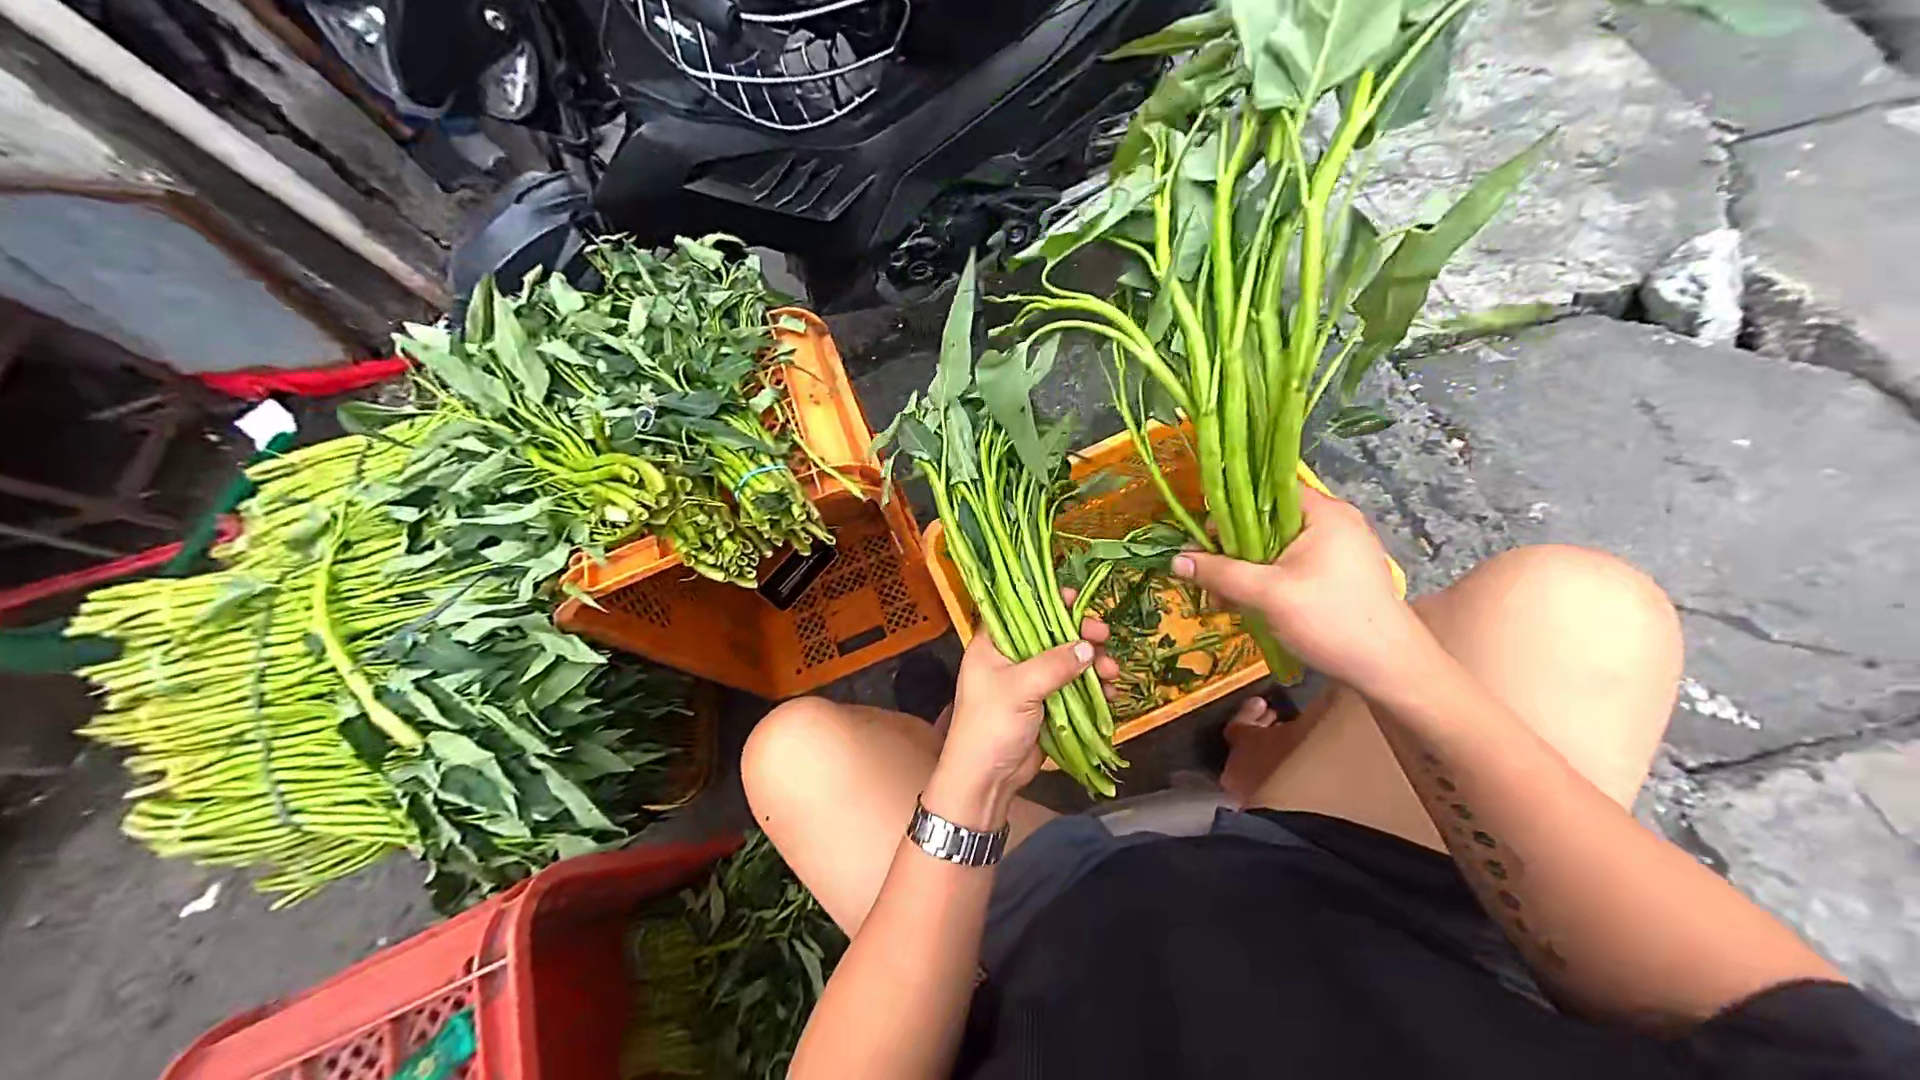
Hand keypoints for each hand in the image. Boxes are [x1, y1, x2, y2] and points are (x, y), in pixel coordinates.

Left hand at [924, 595, 1117, 830]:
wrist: (985, 780)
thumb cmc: (990, 726)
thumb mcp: (1020, 688)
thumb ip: (1054, 664)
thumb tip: (1088, 647)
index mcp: (992, 645)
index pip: (1019, 609)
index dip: (1046, 601)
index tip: (1074, 599)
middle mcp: (1011, 658)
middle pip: (1050, 635)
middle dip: (1080, 635)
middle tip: (1104, 636)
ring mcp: (1030, 682)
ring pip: (1067, 661)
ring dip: (1092, 664)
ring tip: (1111, 672)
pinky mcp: (1046, 704)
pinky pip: (1073, 688)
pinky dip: (1092, 688)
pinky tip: (1109, 693)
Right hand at [1172, 485, 1427, 695]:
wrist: (1390, 671)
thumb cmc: (1331, 621)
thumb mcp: (1267, 595)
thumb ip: (1219, 573)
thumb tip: (1174, 560)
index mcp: (1323, 513)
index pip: (1265, 490)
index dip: (1229, 509)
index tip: (1204, 538)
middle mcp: (1332, 523)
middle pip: (1265, 521)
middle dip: (1231, 550)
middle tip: (1209, 579)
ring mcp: (1336, 550)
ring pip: (1273, 548)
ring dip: (1244, 571)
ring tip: (1225, 601)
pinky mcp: (1335, 575)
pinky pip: (1288, 566)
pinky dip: (1264, 582)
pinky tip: (1248, 606)